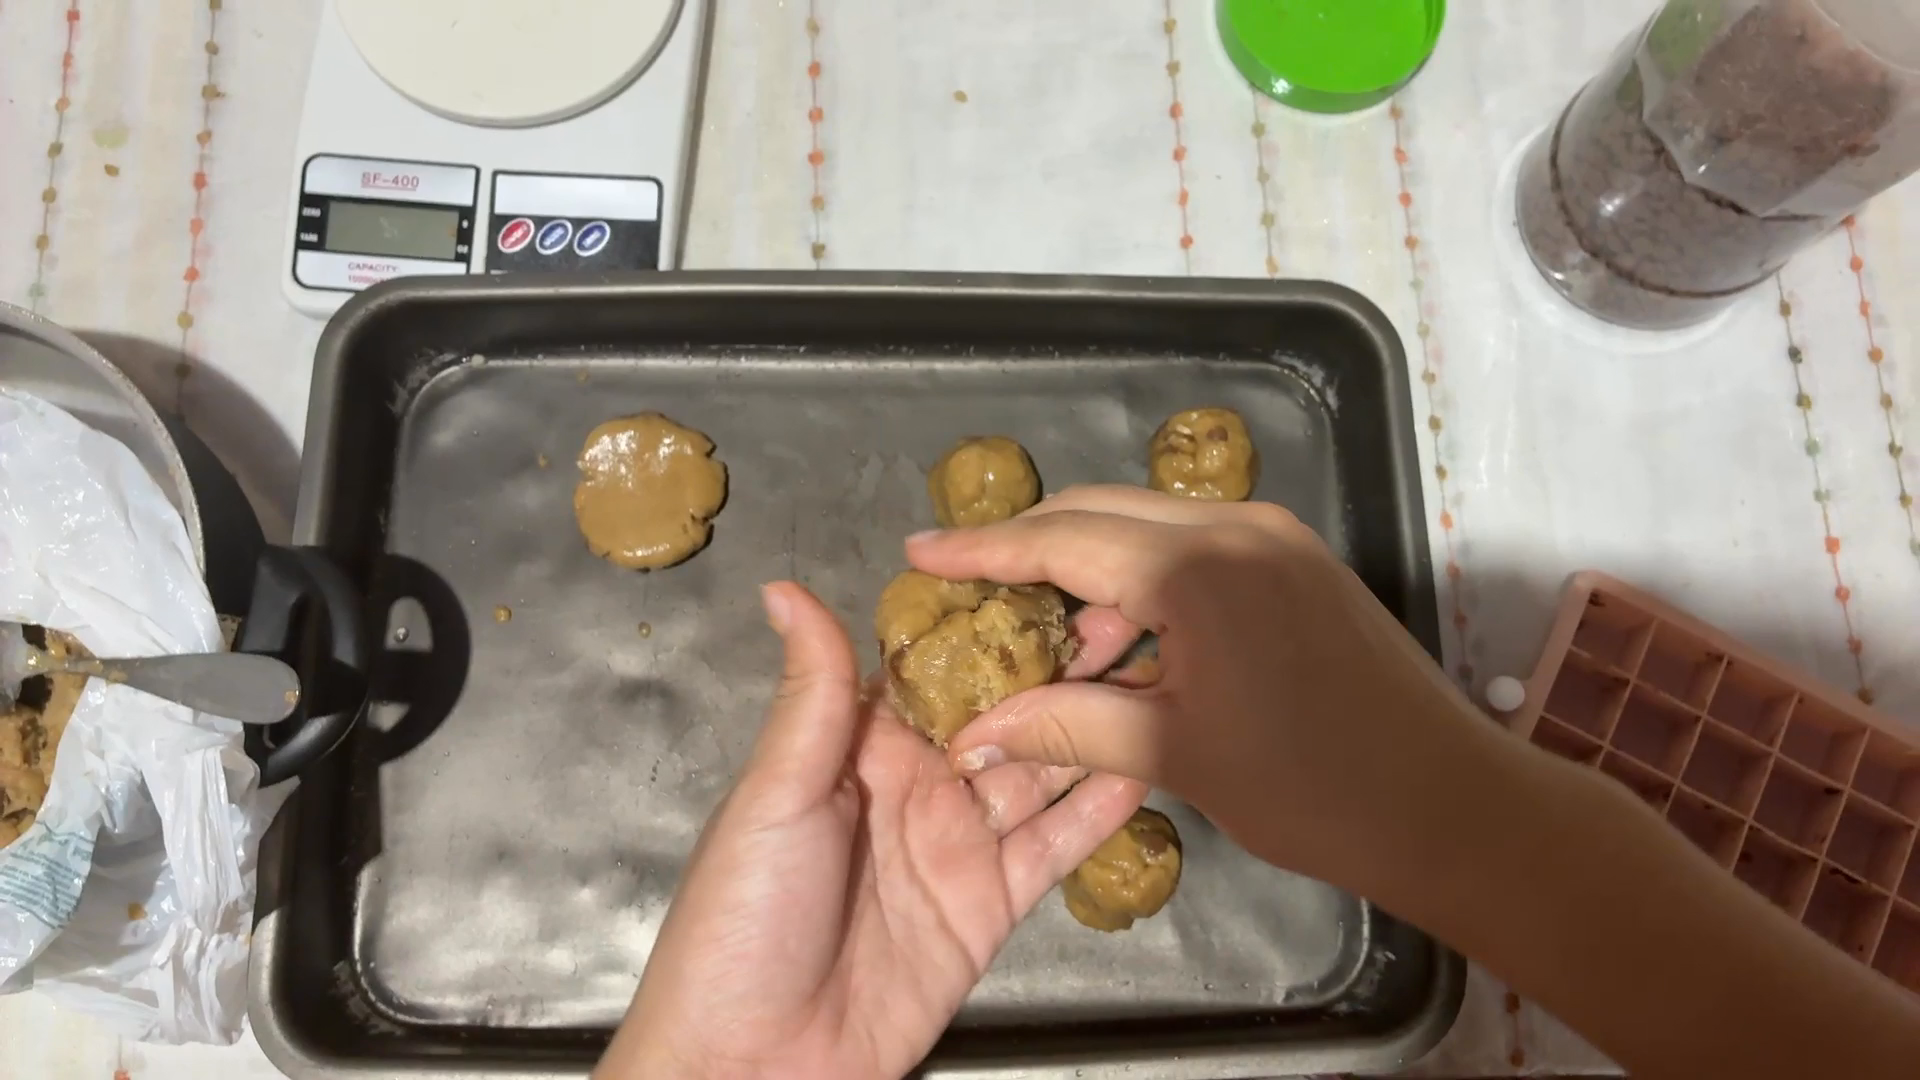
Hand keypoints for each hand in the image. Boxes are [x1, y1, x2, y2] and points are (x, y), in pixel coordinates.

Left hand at [597, 582, 1145, 1079]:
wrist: (759, 1067)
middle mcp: (922, 777)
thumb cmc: (746, 915)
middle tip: (1122, 617)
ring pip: (1039, 769)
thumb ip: (813, 693)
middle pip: (1003, 711)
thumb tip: (786, 587)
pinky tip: (1142, 767)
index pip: (941, 665)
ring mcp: (962, 838)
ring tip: (1150, 674)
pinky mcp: (994, 899)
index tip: (1046, 573)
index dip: (991, 624)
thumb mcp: (776, 792)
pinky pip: (1054, 845)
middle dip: (1059, 667)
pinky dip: (1098, 809)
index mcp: (866, 740)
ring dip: (1089, 725)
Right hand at [910, 485, 1499, 895]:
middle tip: (968, 579)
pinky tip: (1119, 634)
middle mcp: (1230, 526)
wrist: (1454, 804)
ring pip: (1140, 525)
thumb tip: (973, 736)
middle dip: (1025, 545)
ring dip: (1084, 565)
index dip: (983, 549)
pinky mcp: (1289, 556)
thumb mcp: (1174, 753)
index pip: (1061, 541)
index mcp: (1195, 570)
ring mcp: (1267, 534)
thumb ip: (1065, 725)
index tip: (921, 549)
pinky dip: (1136, 578)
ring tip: (1044, 627)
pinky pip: (1185, 545)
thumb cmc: (1311, 787)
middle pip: (1096, 514)